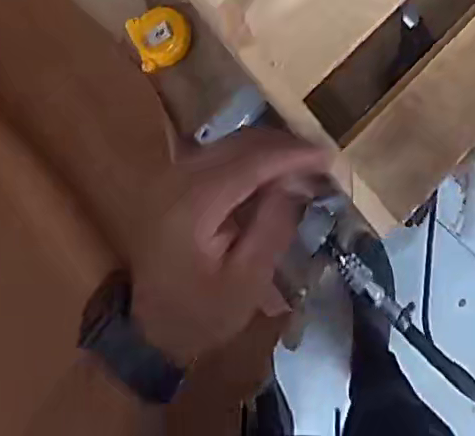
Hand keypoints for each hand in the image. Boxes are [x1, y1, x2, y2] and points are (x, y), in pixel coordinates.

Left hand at [128, 127, 329, 363]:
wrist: (145, 332)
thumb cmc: (199, 314)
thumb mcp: (246, 281)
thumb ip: (273, 226)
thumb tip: (295, 181)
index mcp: (194, 202)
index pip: (252, 161)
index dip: (293, 154)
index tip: (328, 156)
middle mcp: (179, 176)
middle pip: (243, 143)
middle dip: (287, 146)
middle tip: (322, 160)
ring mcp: (173, 173)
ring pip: (233, 142)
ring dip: (271, 148)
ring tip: (304, 163)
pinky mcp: (176, 177)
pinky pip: (223, 152)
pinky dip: (253, 154)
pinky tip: (275, 168)